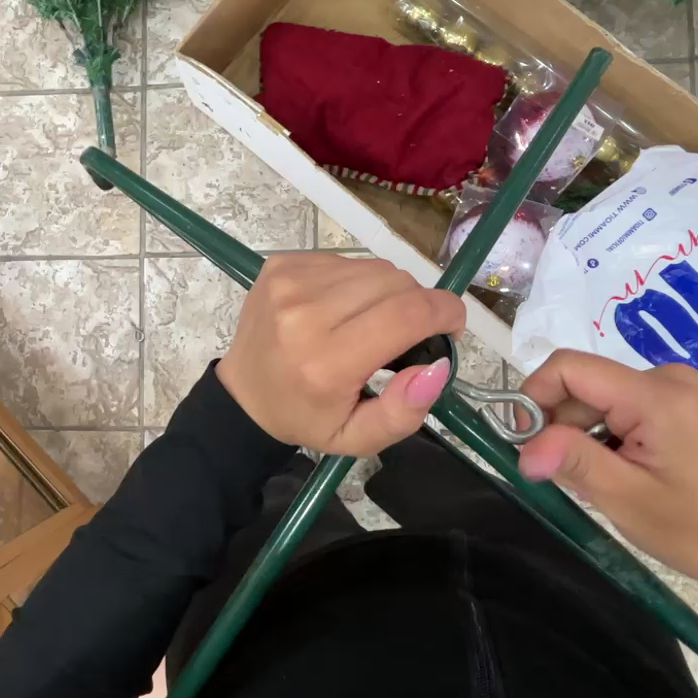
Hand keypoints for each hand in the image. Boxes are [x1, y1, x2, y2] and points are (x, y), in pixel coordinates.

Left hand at [216, 254, 464, 456]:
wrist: (244, 394)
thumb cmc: (304, 416)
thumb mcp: (356, 437)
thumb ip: (402, 412)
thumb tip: (437, 367)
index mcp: (326, 363)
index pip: (406, 315)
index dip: (445, 312)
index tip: (453, 326)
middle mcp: (305, 314)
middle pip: (395, 284)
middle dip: (418, 304)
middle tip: (408, 333)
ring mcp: (289, 282)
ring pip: (373, 267)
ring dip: (386, 291)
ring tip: (370, 321)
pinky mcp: (281, 264)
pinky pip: (345, 260)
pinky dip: (356, 281)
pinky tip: (340, 308)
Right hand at [515, 350, 697, 627]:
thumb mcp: (628, 501)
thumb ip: (572, 462)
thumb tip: (521, 446)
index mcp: (655, 395)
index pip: (567, 368)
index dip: (533, 398)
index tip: (526, 445)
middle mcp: (666, 378)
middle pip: (581, 385)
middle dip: (559, 426)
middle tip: (563, 477)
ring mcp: (677, 390)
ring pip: (597, 399)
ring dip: (583, 436)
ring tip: (599, 482)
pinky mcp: (682, 406)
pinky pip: (622, 408)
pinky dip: (606, 437)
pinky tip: (621, 472)